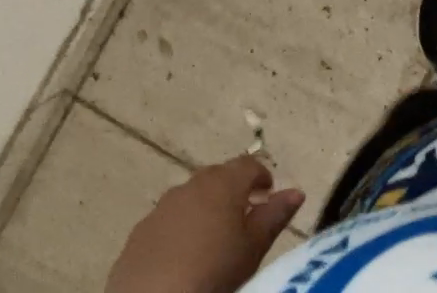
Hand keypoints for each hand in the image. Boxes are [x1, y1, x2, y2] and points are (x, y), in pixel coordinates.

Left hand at [106, 154, 304, 292]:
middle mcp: (191, 186)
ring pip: (191, 198)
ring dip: (206, 208)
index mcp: (223, 183)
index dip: (261, 176)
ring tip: (215, 238)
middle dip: (234, 191)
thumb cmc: (214, 272)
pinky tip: (184, 256)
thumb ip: (275, 215)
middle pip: (218, 178)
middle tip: (245, 216)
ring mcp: (161, 208)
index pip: (248, 165)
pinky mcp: (139, 233)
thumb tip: (297, 191)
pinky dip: (181, 228)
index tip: (269, 194)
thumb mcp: (253, 248)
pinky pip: (168, 221)